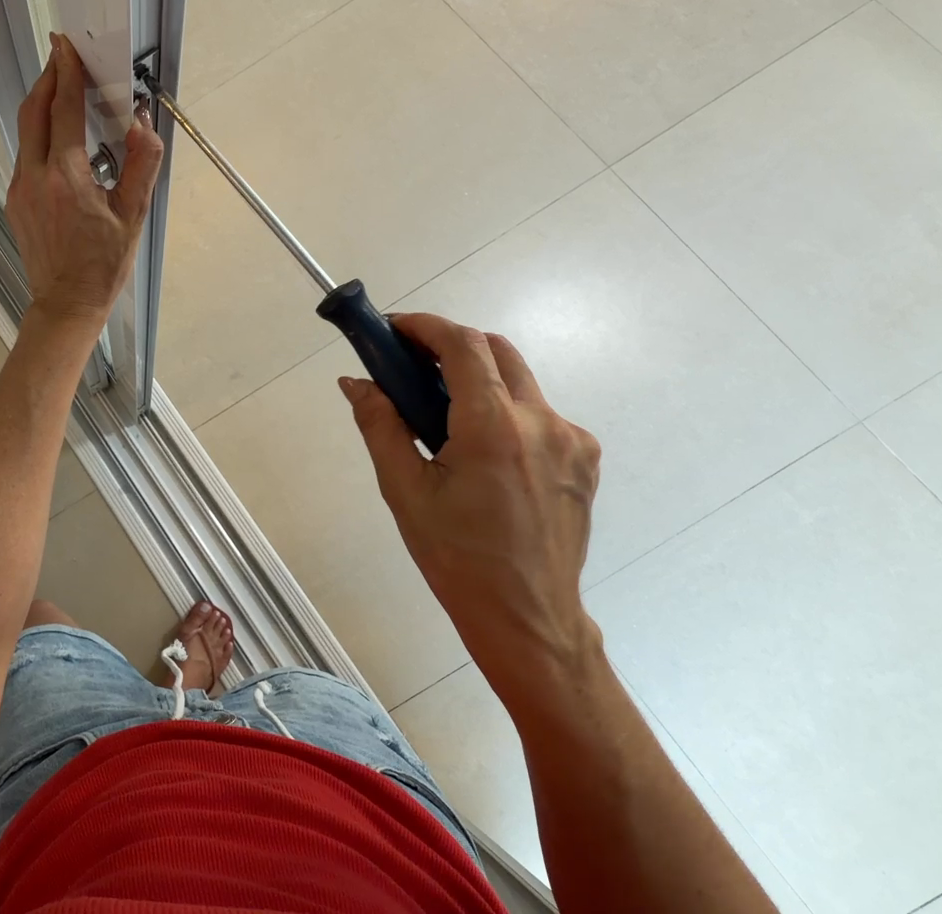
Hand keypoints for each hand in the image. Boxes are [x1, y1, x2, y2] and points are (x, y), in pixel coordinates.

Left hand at [6, 34, 163, 327]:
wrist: (65, 303)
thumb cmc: (101, 265)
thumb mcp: (132, 214)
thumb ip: (142, 163)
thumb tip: (143, 122)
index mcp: (65, 177)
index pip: (64, 109)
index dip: (67, 73)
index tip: (68, 47)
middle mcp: (34, 178)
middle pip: (34, 111)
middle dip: (47, 79)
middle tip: (61, 56)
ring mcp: (19, 190)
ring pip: (26, 133)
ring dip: (41, 105)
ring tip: (60, 89)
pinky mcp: (14, 202)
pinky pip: (25, 156)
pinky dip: (39, 134)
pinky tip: (57, 136)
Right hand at [340, 314, 603, 704]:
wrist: (527, 615)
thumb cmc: (455, 556)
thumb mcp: (404, 491)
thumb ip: (381, 426)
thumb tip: (356, 383)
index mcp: (493, 428)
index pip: (463, 346)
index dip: (425, 326)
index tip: (392, 329)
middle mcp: (543, 421)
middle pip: (497, 351)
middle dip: (450, 346)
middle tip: (409, 366)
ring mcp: (573, 440)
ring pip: (520, 383)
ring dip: (477, 380)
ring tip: (440, 417)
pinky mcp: (585, 460)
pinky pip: (539, 415)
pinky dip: (504, 412)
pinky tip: (480, 451)